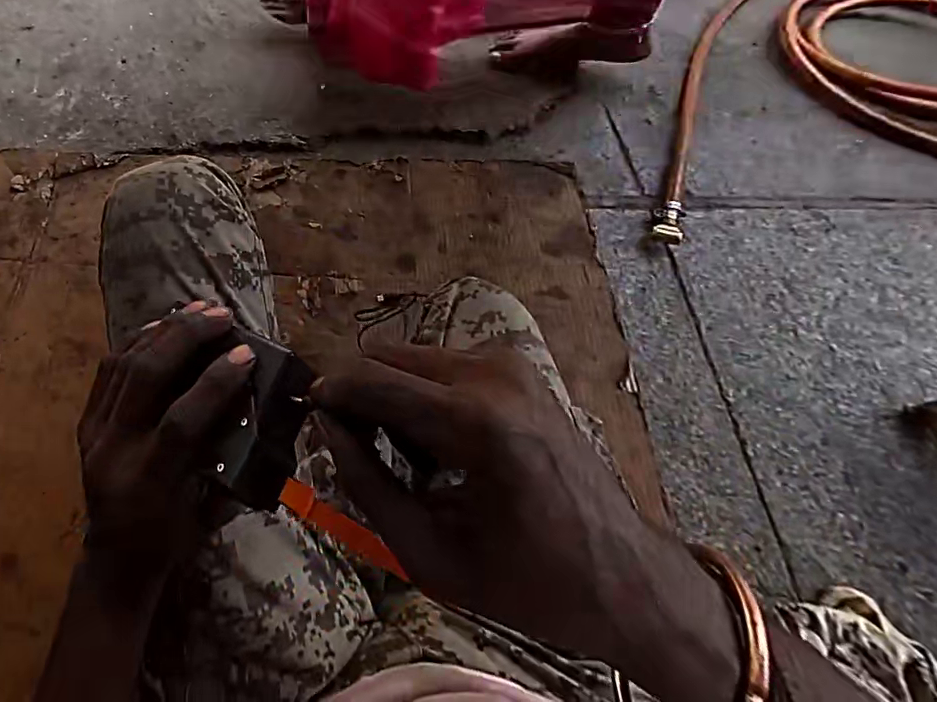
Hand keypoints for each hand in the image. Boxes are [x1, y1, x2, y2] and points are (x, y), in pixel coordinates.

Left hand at [76, 301, 255, 591]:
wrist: (114, 563)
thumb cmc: (172, 540)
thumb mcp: (207, 510)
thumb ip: (226, 456)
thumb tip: (254, 402)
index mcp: (146, 484)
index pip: (180, 421)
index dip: (215, 383)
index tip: (246, 354)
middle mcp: (112, 453)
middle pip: (146, 376)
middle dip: (188, 338)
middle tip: (222, 316)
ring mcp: (92, 435)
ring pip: (125, 363)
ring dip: (166, 330)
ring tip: (199, 310)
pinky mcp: (85, 423)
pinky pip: (109, 368)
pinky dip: (138, 340)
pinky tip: (163, 324)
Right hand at [313, 341, 738, 695]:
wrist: (630, 576)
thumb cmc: (531, 582)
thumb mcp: (432, 554)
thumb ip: (366, 483)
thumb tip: (326, 426)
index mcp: (475, 421)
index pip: (372, 380)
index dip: (329, 391)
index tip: (305, 411)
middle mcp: (491, 372)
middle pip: (386, 355)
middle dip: (361, 396)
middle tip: (362, 450)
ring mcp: (508, 362)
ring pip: (411, 356)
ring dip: (394, 397)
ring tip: (415, 462)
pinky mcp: (517, 364)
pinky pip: (442, 364)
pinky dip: (424, 395)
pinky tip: (446, 448)